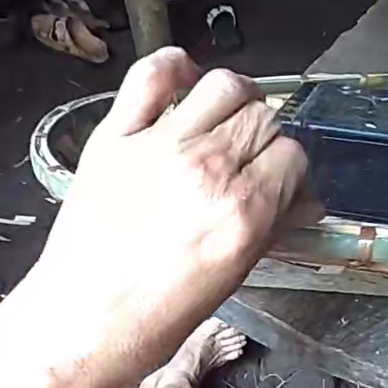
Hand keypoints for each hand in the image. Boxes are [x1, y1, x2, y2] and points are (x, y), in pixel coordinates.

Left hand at [13, 49, 315, 387]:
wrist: (84, 320)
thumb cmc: (161, 312)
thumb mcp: (234, 273)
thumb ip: (274, 226)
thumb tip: (304, 201)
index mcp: (243, 210)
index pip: (293, 155)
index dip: (292, 168)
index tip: (282, 179)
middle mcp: (208, 169)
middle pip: (264, 117)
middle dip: (270, 136)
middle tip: (256, 157)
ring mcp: (159, 146)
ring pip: (223, 85)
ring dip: (239, 97)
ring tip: (232, 115)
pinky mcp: (116, 136)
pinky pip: (152, 75)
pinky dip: (176, 67)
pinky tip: (186, 82)